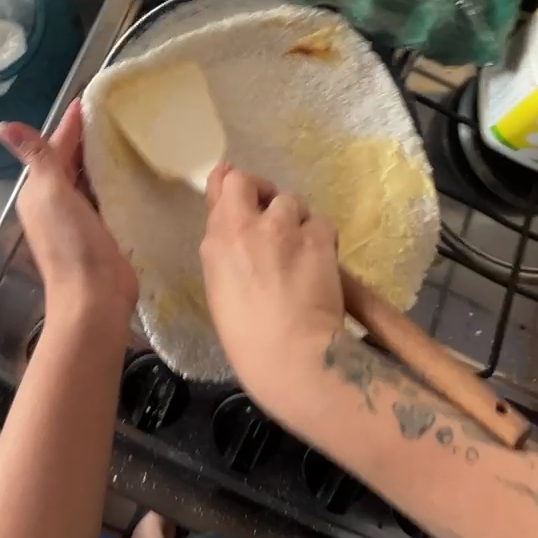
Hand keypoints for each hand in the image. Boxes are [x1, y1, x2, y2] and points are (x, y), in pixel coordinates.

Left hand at [0, 100, 136, 332]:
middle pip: (71, 162)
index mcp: (38, 192)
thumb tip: (4, 126)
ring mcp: (79, 219)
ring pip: (89, 179)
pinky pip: (107, 197)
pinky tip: (134, 171)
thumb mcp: (51, 193)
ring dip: (102, 159)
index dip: (69, 125)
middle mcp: (55, 203)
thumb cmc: (71, 244)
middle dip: (87, 139)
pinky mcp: (103, 231)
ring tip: (127, 135)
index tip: (88, 101)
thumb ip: (37, 157)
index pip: (53, 148)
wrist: (94, 297)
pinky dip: (116, 181)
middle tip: (114, 112)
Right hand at [199, 163, 346, 404]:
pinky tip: (320, 262)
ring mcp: (284, 228)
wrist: (291, 356)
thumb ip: (225, 247)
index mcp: (217, 240)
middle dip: (264, 195)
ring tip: (300, 251)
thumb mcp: (220, 287)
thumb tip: (234, 226)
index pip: (223, 183)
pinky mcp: (317, 237)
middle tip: (275, 222)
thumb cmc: (247, 338)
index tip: (244, 198)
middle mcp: (247, 224)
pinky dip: (320, 237)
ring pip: (292, 201)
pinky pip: (320, 222)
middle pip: (253, 182)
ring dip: (295, 219)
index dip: (234, 185)